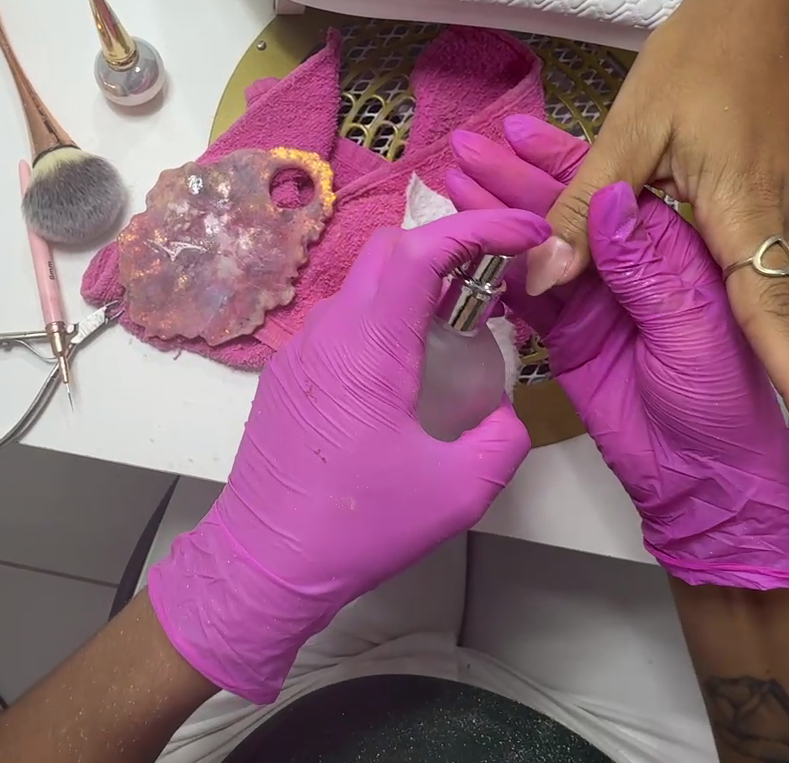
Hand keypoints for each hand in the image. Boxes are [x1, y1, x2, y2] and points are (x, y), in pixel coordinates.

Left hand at [145, 210, 545, 703]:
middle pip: (390, 250)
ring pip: (365, 285)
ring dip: (416, 285)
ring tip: (458, 326)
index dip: (478, 227)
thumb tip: (503, 411)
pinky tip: (407, 366)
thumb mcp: (457, 494)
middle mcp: (328, 332)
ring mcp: (301, 348)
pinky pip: (344, 321)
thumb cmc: (357, 526)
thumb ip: (502, 439)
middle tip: (497, 277)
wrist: (263, 560)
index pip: (420, 250)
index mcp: (367, 348)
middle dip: (450, 245)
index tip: (525, 232)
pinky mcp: (288, 370)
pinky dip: (386, 317)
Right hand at [449, 122, 788, 585]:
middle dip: (512, 180)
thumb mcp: (691, 329)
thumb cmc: (721, 407)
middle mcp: (624, 265)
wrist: (698, 482)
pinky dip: (492, 271)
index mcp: (670, 251)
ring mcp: (589, 298)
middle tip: (467, 149)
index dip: (561, 158)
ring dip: (493, 216)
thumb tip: (605, 198)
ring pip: (535, 247)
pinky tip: (462, 244)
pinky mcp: (562, 333)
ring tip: (453, 182)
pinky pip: (522, 295)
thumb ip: (645, 267)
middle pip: (562, 212)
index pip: (609, 189)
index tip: (518, 131)